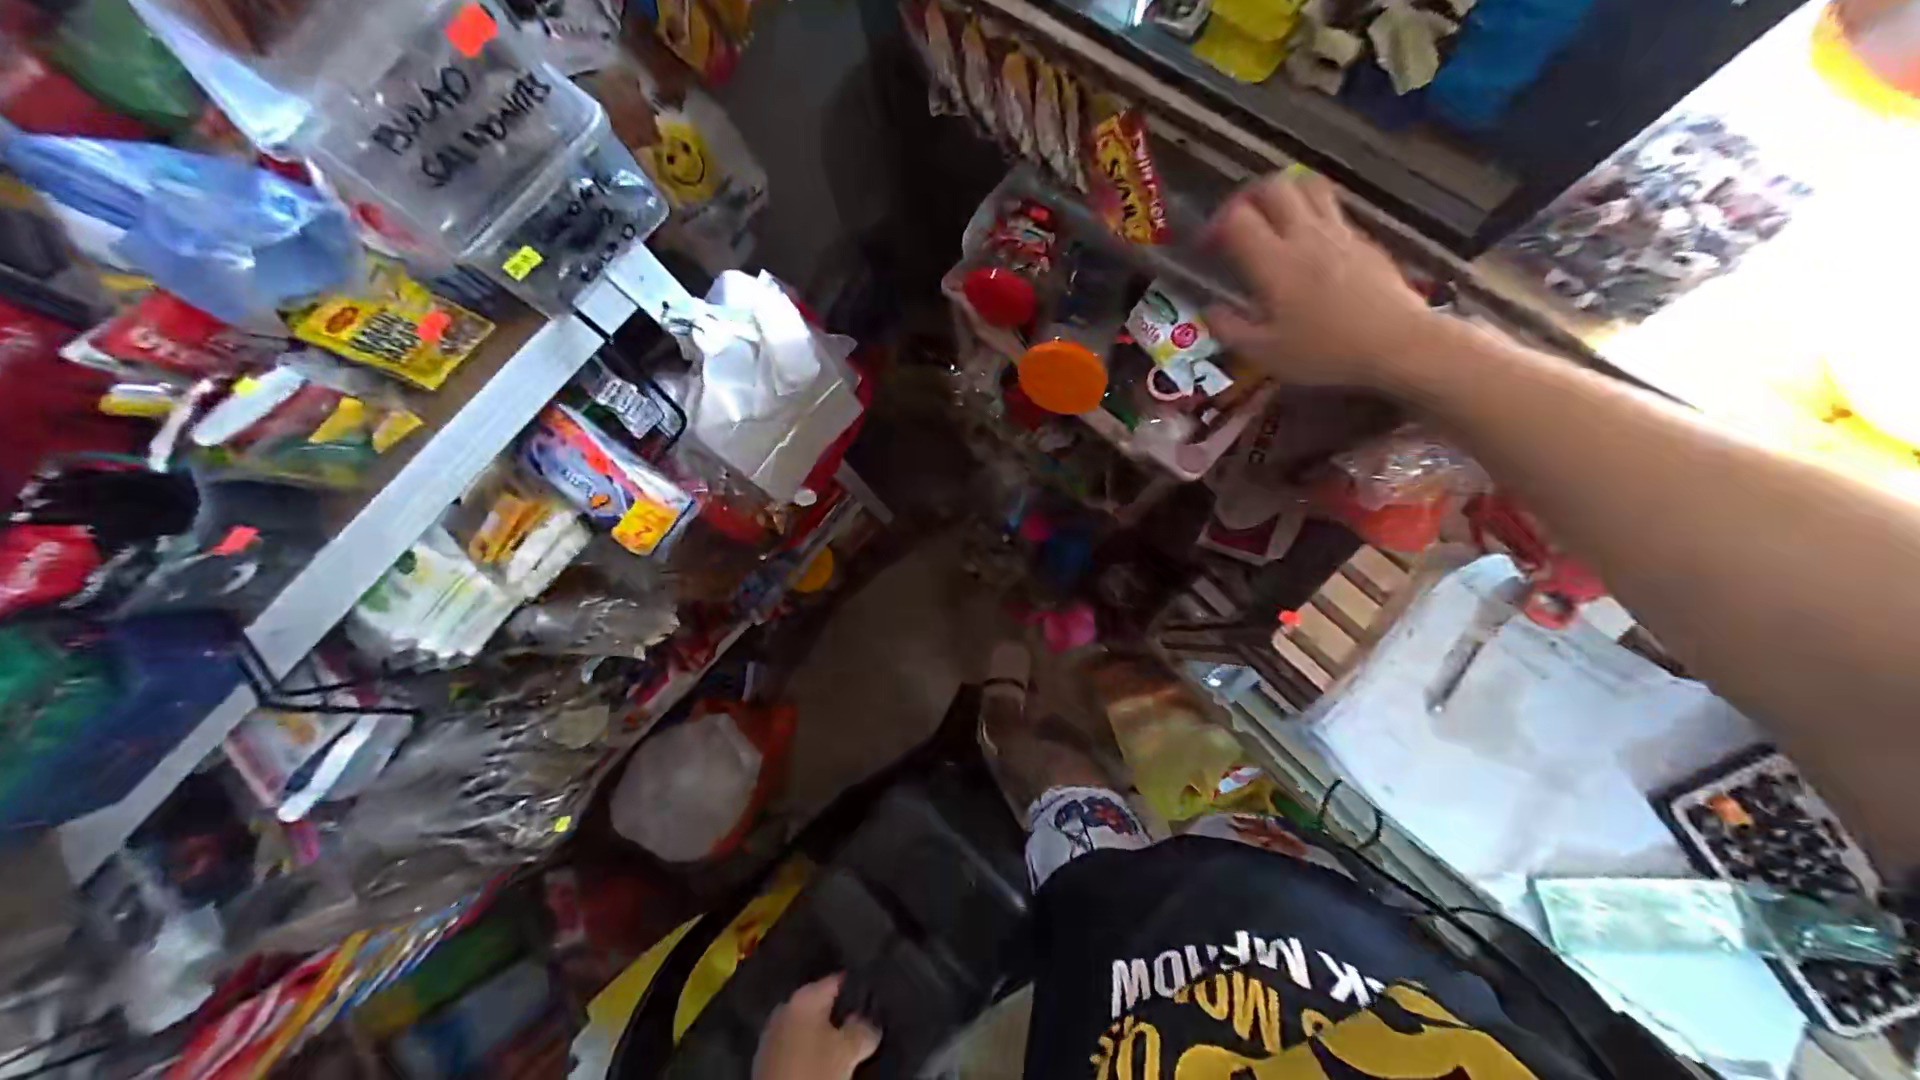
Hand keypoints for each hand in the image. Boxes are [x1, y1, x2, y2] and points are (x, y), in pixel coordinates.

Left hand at [753, 974, 881, 1079]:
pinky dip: (809, 1049)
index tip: (874, 995)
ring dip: (824, 1034)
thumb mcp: (848, 1052)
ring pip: (807, 1026)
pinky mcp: (765, 1060)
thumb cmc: (814, 1073)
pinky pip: (795, 1045)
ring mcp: (772, 1034)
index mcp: (804, 997)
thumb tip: (870, 1022)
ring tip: (845, 1045)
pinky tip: (821, 1060)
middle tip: (865, 1022)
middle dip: (841, 1013)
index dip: (857, 987)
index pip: (838, 980)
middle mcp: (786, 1007)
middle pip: (821, 1004)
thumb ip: (863, 1030)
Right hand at [1204, 172, 1436, 390]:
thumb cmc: (1324, 351)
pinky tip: (1304, 242)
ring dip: (1280, 195)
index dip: (1214, 226)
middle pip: (1272, 188)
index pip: (1237, 219)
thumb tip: (1210, 310)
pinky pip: (1329, 208)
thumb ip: (1229, 328)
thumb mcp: (1264, 353)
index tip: (1207, 248)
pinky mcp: (1361, 239)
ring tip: (1269, 219)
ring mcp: (1337, 233)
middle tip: (1235, 223)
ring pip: (1305, 186)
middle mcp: (1304, 236)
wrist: (1396, 342)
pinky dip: (1308, 212)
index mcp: (1274, 263)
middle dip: (1245, 198)